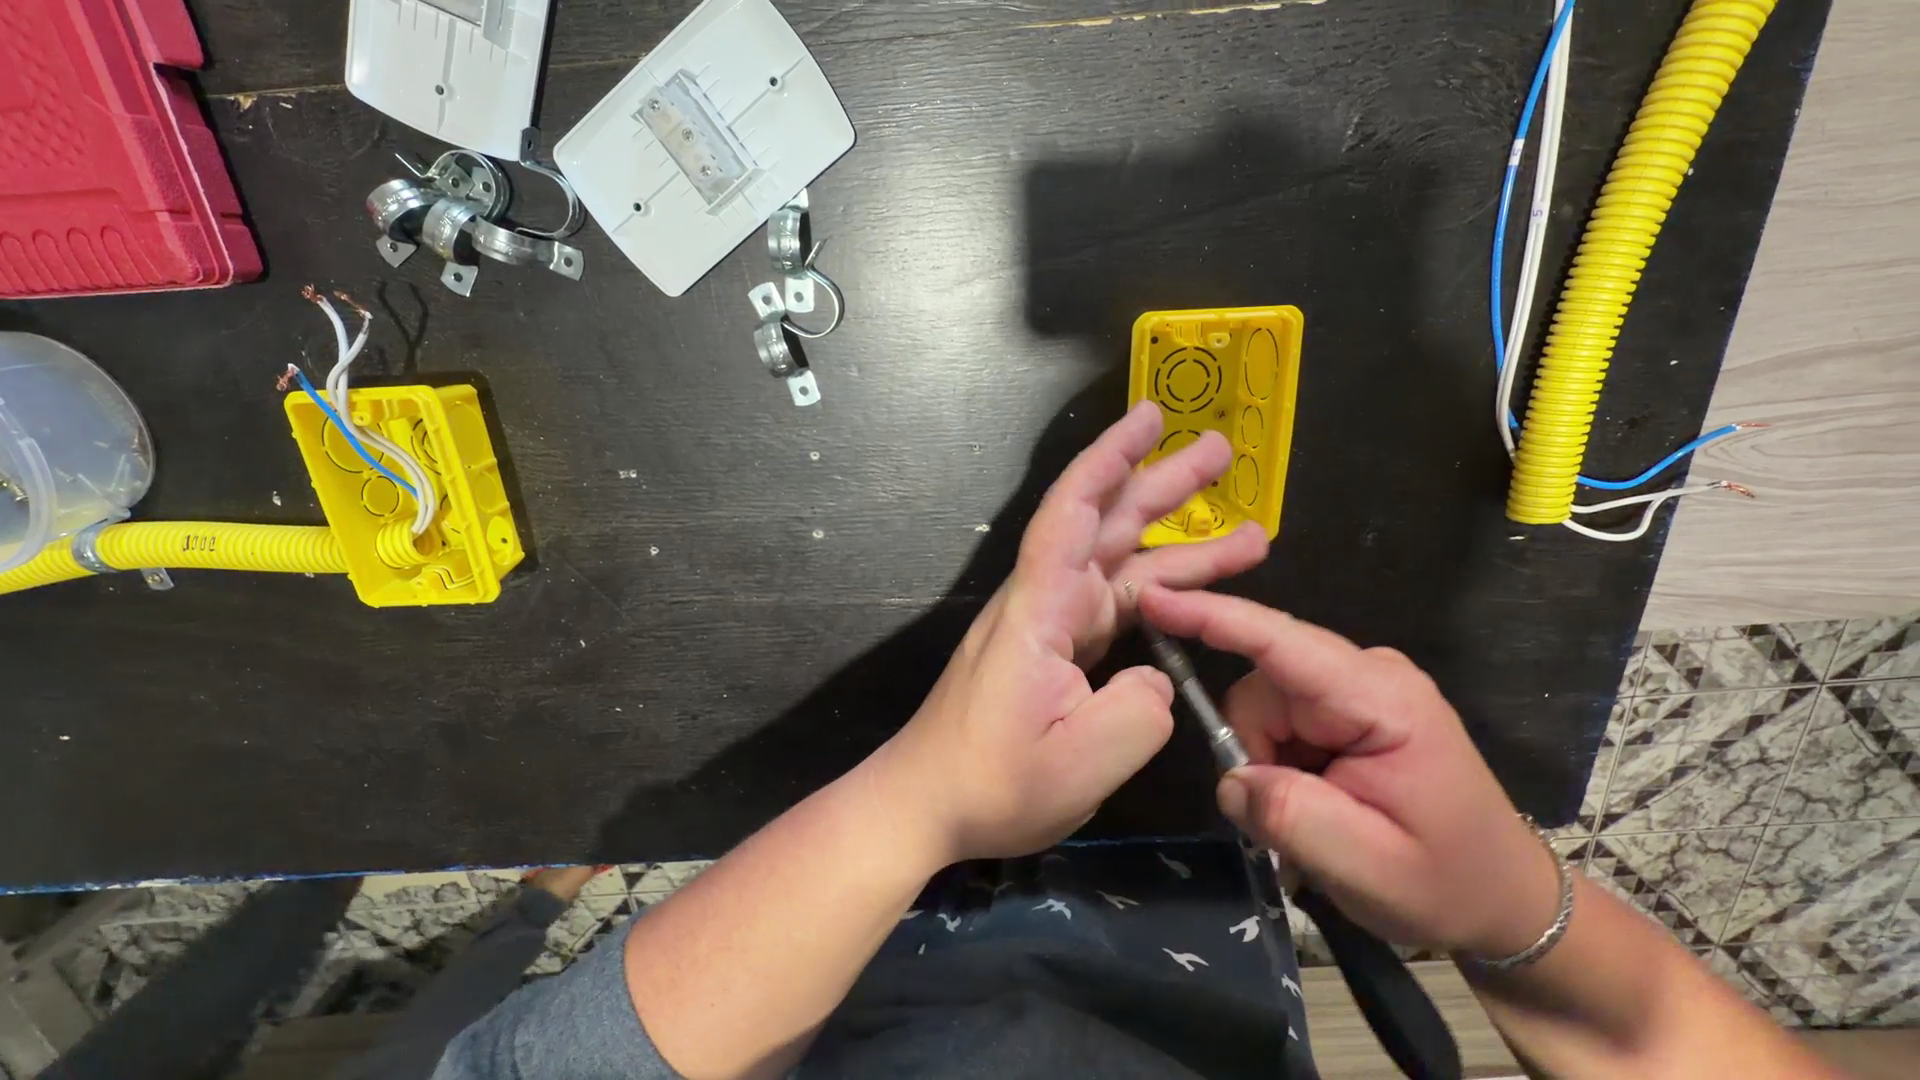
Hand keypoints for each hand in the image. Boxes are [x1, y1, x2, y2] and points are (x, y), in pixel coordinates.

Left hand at [875, 402, 1269, 862]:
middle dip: (1163, 484)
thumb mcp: (1082, 763)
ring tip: (1250, 532)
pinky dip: (1159, 592)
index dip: (1110, 460)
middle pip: (1107, 525)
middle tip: (1220, 450)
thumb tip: (1160, 679)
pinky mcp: (1055, 651)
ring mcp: (1049, 626)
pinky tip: (1195, 593)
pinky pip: (1114, 605)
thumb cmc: (994, 784)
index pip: (1073, 514)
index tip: (1149, 419)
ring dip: (1180, 546)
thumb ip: (1140, 712)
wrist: (927, 803)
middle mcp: (1044, 602)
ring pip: (1120, 566)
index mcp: (1041, 610)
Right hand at [1136, 587, 1561, 957]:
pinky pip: (1277, 721)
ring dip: (1266, 764)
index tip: (1152, 598)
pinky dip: (1278, 764)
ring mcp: (1355, 688)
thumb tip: (1230, 777)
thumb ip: (1291, 816)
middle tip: (1285, 822)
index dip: (1212, 617)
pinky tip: (1315, 801)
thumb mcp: (1368, 869)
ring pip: (1261, 707)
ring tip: (1314, 818)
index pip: (1280, 643)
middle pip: (1260, 686)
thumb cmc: (1447, 883)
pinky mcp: (1344, 707)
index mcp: (1380, 698)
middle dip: (1252, 751)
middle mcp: (1365, 675)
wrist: (1503, 899)